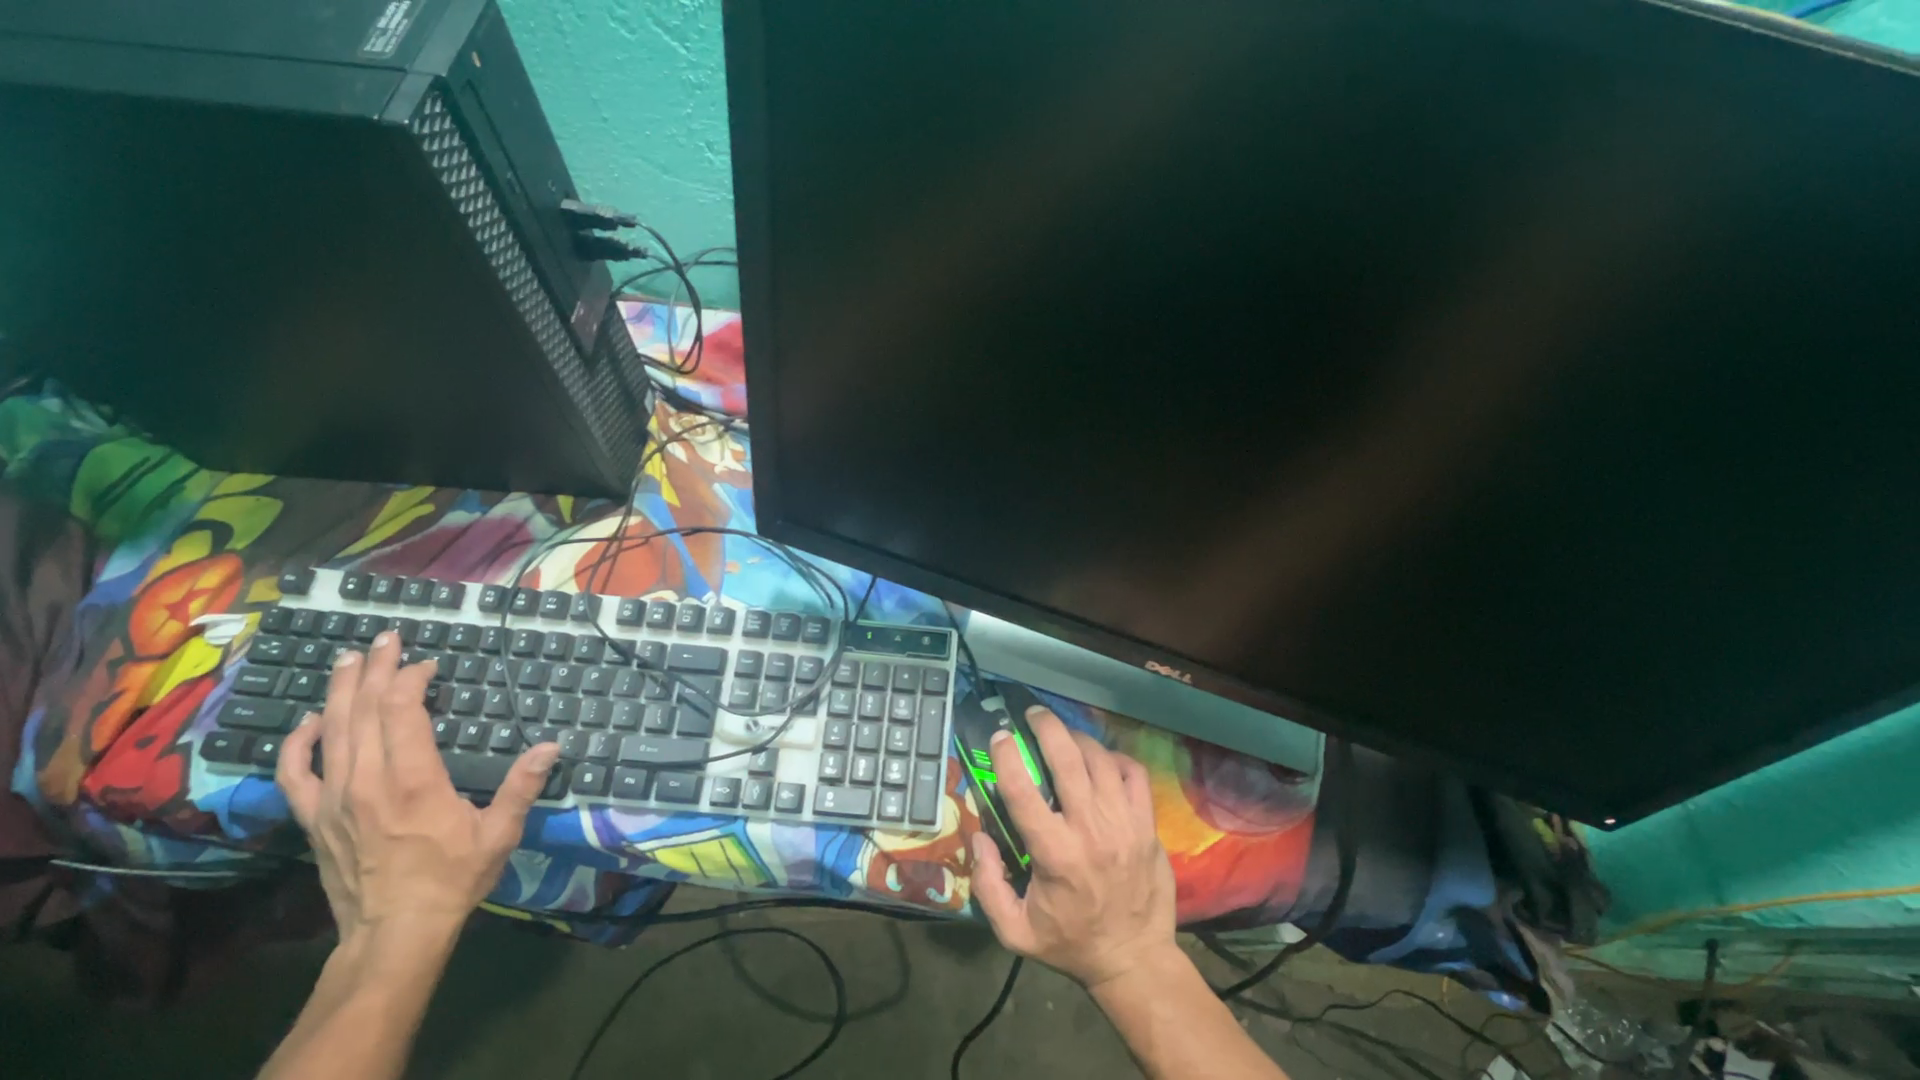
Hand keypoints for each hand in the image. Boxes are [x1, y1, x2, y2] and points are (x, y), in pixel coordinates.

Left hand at [276, 632, 560, 941]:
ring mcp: (334, 799)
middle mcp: (367, 780)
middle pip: (363, 709)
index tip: (428, 665)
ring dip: (340, 690)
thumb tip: (550, 746)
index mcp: (413, 780)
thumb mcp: (499, 834)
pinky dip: (298, 741)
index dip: (411, 679)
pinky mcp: (314, 819)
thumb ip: (522, 787)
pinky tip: (310, 720)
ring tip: (350, 659)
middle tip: (387, 639)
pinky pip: (295, 772)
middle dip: (376, 669)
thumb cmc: (452, 879)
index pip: (402, 710)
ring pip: (330, 730)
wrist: (395, 932)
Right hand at [970, 706, 1176, 990]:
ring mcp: (1125, 824)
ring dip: (1079, 739)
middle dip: (1047, 728)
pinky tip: (1101, 759)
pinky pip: (1134, 775)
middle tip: (1033, 714)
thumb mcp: (1014, 931)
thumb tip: (979, 837)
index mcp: (1055, 855)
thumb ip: (987, 884)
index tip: (1000, 735)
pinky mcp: (1148, 826)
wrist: (1134, 959)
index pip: (1024, 792)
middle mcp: (1091, 831)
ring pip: (1101, 761)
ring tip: (1063, 733)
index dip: (1007, 757)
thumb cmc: (1069, 943)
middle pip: (1068, 761)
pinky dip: (1116, 758)